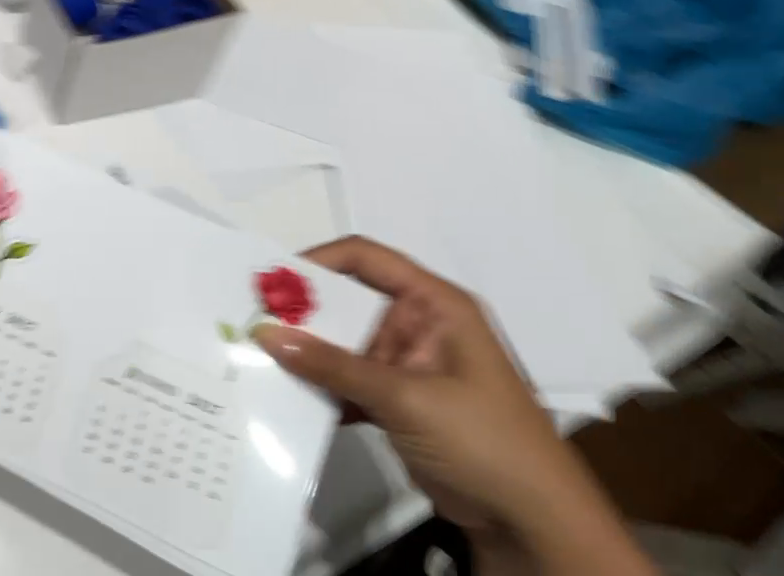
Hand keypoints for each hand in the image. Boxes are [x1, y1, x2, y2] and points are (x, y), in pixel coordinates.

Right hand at [252, 237, 597, 534]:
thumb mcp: (405, 398)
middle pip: (345, 300)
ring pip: (338, 341)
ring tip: (254, 355)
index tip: (271, 281)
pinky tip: (282, 394)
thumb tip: (264, 333)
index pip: (366, 258)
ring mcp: (405, 364)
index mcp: (434, 306)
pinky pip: (342, 379)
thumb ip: (332, 365)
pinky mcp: (393, 401)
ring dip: (302, 351)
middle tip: (248, 317)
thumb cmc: (486, 441)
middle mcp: (417, 325)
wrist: (535, 525)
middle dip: (299, 310)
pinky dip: (316, 385)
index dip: (317, 260)